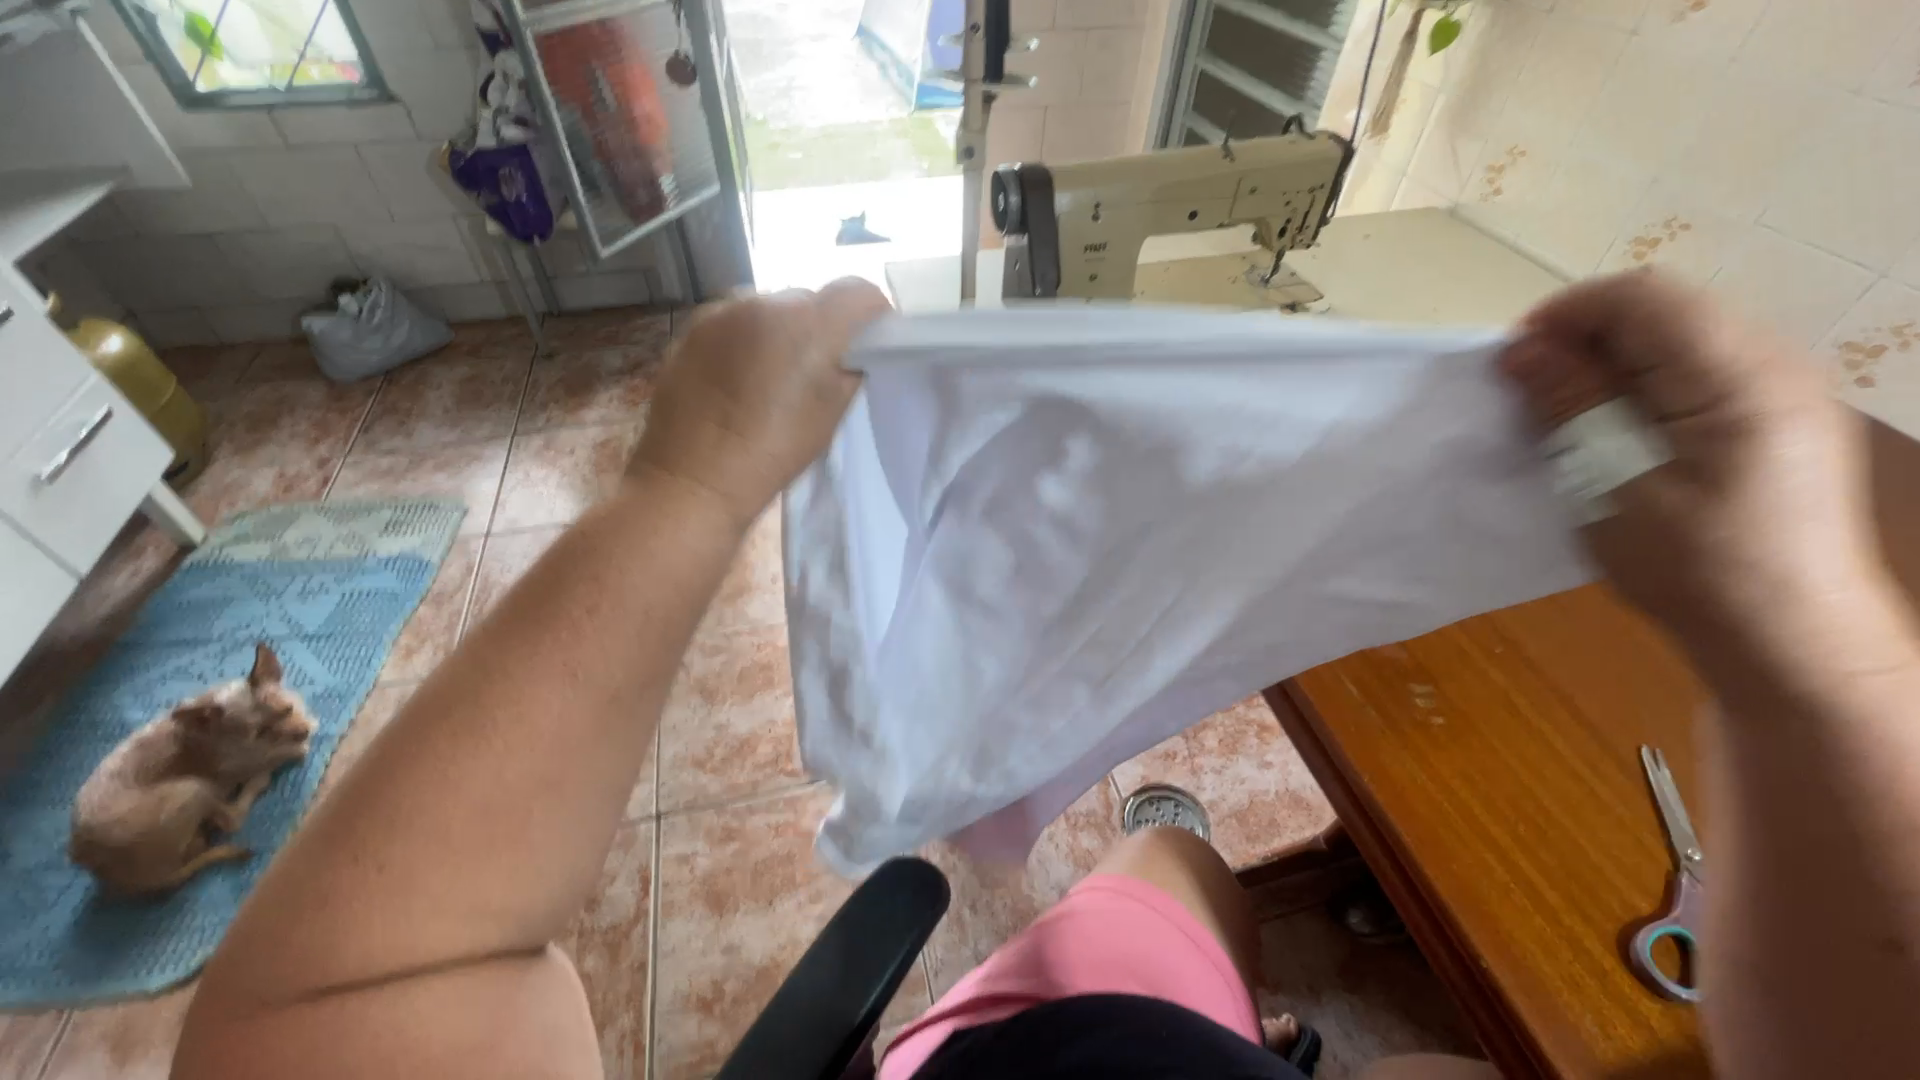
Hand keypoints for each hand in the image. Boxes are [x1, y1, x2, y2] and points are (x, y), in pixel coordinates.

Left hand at [629, 278, 891, 526]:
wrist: (692, 478)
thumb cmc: (772, 453)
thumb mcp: (830, 415)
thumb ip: (849, 370)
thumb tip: (850, 352)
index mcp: (810, 325)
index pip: (858, 292)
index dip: (872, 314)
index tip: (870, 342)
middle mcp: (766, 303)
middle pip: (810, 300)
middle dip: (820, 327)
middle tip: (816, 369)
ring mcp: (723, 311)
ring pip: (770, 308)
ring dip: (780, 331)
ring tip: (771, 376)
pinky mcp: (692, 327)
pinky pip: (734, 321)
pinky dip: (746, 339)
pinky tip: (737, 378)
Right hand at [1498, 272, 1886, 654]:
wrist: (1786, 636)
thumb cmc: (1695, 568)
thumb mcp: (1615, 485)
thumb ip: (1573, 407)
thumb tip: (1521, 350)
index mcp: (1741, 378)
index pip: (1644, 299)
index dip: (1566, 314)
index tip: (1512, 362)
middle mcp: (1771, 366)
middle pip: (1661, 311)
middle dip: (1581, 338)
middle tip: (1529, 392)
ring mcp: (1777, 391)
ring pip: (1673, 340)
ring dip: (1604, 364)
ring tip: (1562, 415)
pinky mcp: (1768, 418)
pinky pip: (1691, 372)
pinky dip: (1634, 387)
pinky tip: (1609, 432)